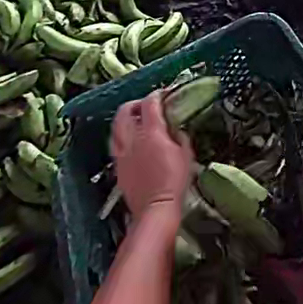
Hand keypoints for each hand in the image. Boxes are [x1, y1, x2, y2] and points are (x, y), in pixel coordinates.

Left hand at [110, 90, 194, 218]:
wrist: (155, 209)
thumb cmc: (175, 181)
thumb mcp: (186, 154)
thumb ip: (180, 136)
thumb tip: (175, 128)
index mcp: (151, 132)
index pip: (150, 103)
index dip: (157, 95)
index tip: (164, 94)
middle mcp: (132, 138)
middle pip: (125, 111)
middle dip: (135, 104)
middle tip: (146, 106)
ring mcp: (122, 152)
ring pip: (116, 127)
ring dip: (125, 120)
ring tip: (136, 123)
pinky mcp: (117, 166)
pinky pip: (116, 144)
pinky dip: (122, 137)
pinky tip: (132, 143)